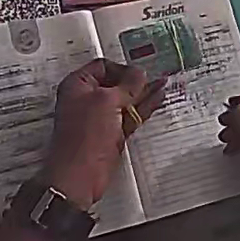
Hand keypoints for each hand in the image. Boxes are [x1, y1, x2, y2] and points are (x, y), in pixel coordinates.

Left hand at [44, 59, 164, 207]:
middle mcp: (87, 100)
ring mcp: (100, 118)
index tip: (139, 72)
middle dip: (136, 80)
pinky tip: (156, 100)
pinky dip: (144, 108)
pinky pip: (131, 115)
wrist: (80, 175)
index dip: (122, 68)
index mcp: (78, 85)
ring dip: (144, 93)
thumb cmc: (82, 138)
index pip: (103, 66)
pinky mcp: (112, 133)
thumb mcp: (107, 101)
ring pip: (126, 99)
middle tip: (155, 75)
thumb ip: (126, 85)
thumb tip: (139, 75)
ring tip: (162, 84)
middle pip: (116, 83)